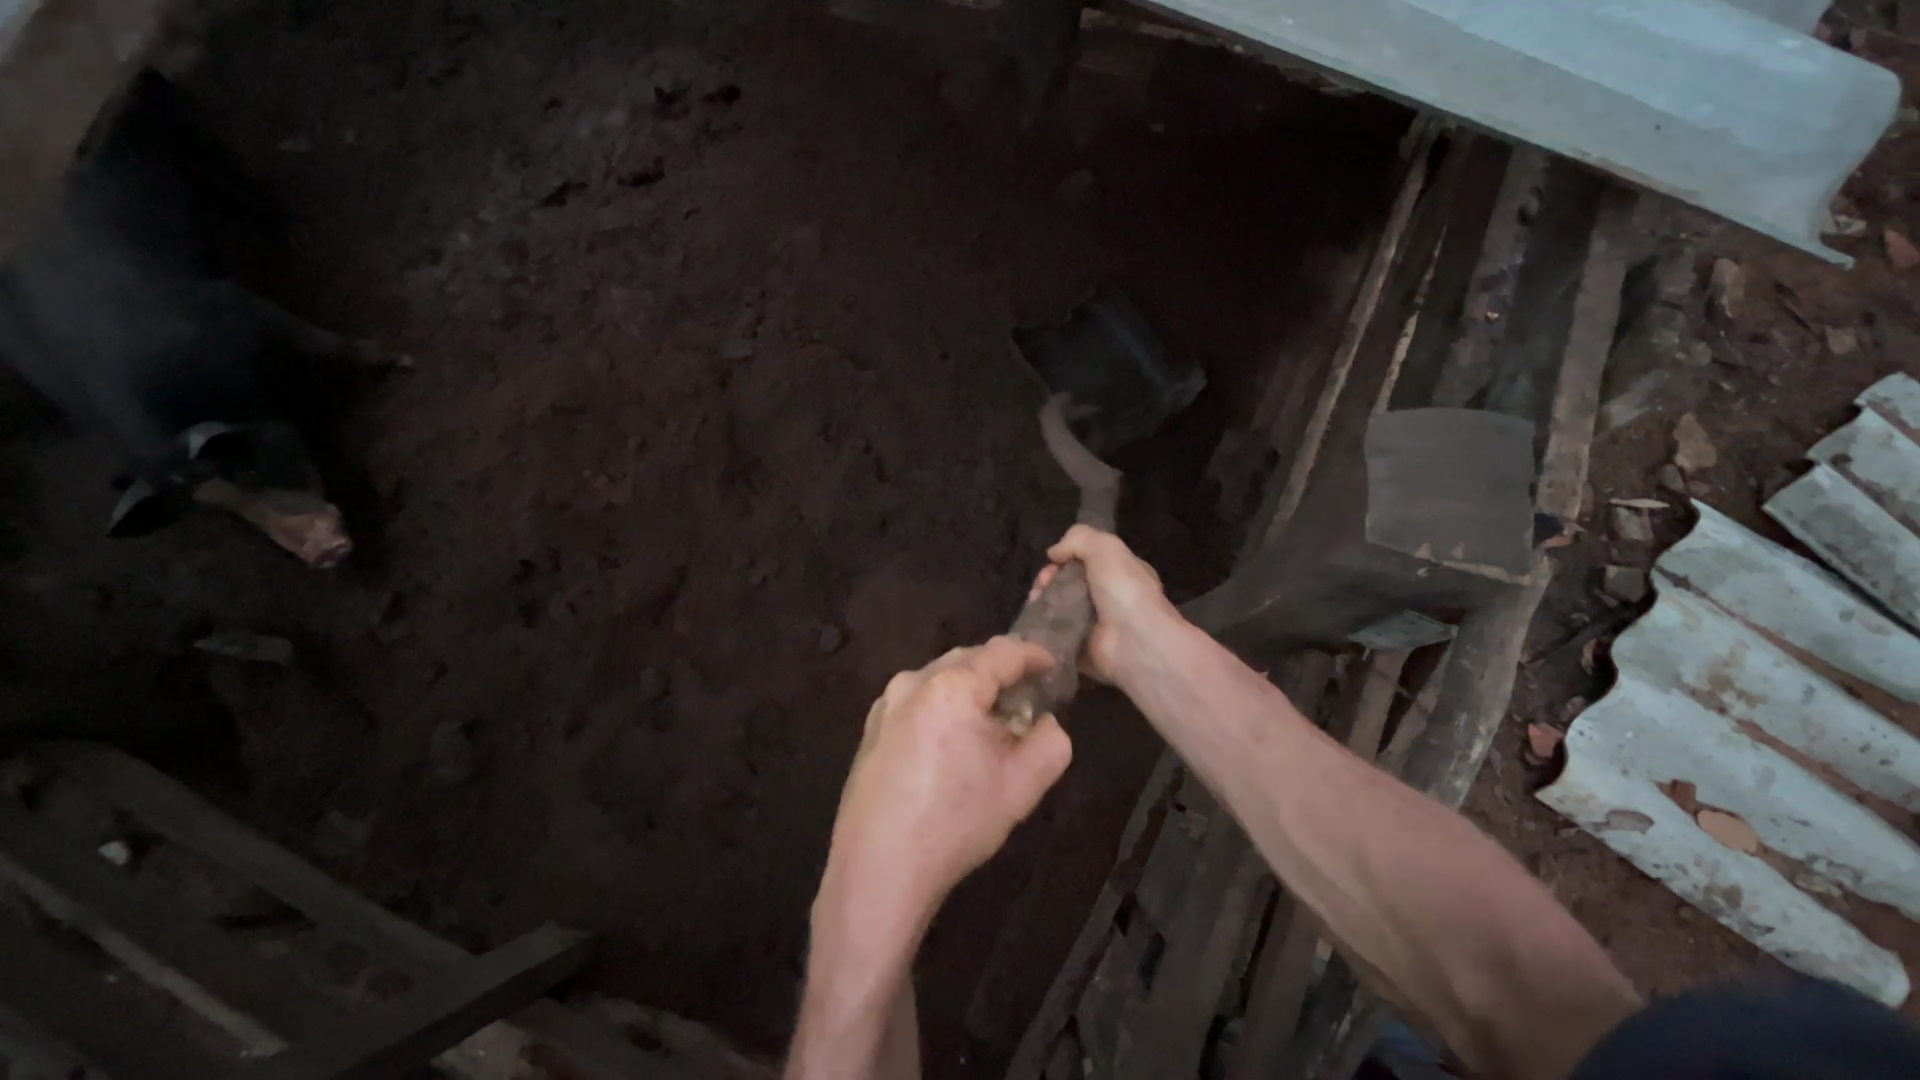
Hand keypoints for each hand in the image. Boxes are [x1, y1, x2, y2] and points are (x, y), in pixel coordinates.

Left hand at [817, 637, 1073, 939]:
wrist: (879, 869)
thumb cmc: (955, 823)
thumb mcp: (1021, 787)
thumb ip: (1050, 743)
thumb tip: (1046, 723)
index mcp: (951, 686)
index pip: (1002, 652)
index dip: (1034, 655)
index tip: (1054, 665)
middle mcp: (912, 683)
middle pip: (967, 660)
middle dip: (1000, 673)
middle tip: (1028, 699)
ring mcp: (885, 706)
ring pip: (939, 681)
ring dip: (969, 692)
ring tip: (992, 726)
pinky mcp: (870, 732)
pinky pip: (917, 704)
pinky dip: (942, 710)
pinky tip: (952, 748)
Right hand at [1033, 525, 1181, 683]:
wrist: (1133, 642)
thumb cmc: (1124, 590)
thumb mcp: (1106, 547)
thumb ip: (1079, 538)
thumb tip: (1053, 553)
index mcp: (1120, 573)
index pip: (1087, 560)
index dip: (1066, 557)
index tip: (1053, 560)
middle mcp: (1108, 598)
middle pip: (1068, 582)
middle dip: (1049, 578)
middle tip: (1042, 583)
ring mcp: (1092, 625)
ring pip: (1057, 606)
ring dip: (1042, 600)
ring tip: (1036, 601)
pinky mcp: (1078, 647)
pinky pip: (1054, 633)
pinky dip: (1042, 625)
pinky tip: (1036, 619)